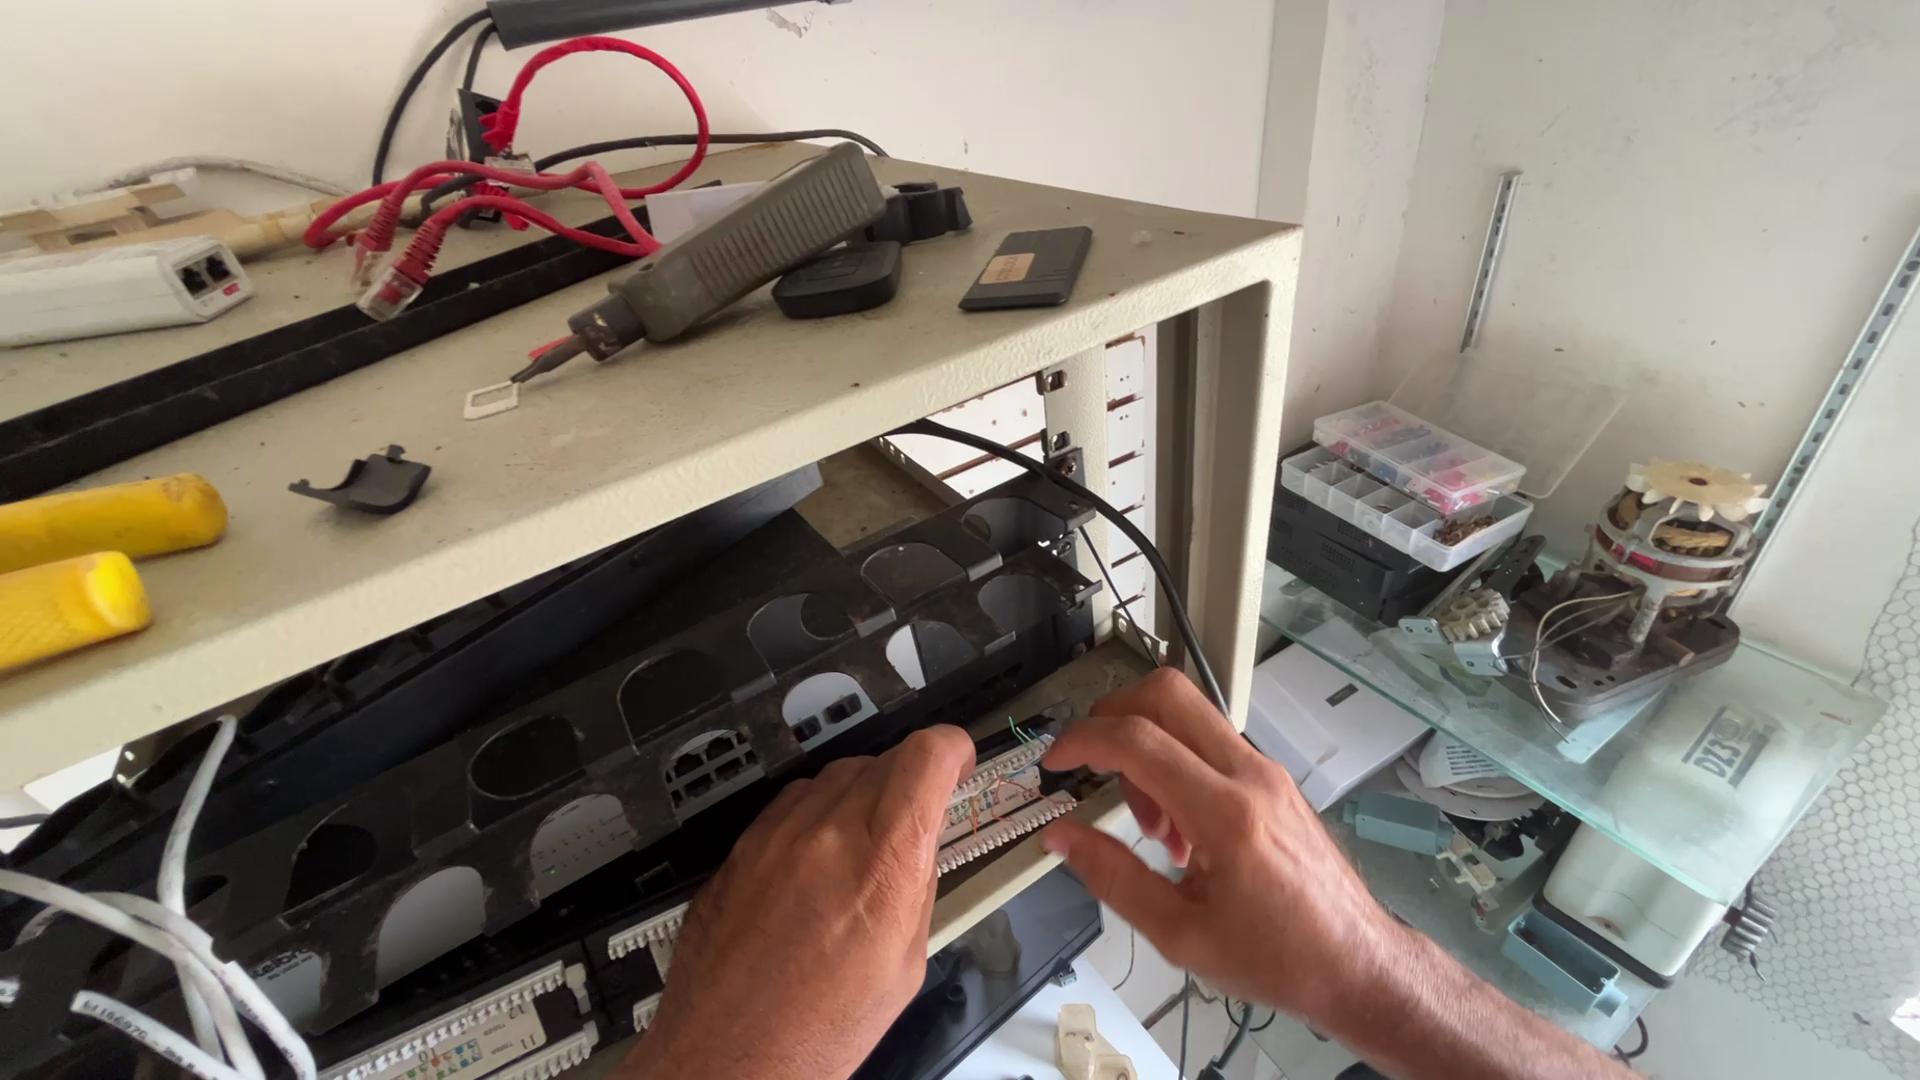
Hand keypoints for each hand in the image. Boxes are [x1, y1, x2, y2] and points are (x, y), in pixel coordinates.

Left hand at [619, 726, 975, 1079]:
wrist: (726, 1059)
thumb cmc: (816, 1030)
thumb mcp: (905, 963)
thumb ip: (918, 881)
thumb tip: (922, 837)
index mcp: (883, 864)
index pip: (926, 756)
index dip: (951, 747)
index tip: (954, 760)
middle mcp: (830, 833)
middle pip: (887, 757)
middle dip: (910, 781)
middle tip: (910, 819)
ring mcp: (779, 832)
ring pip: (841, 772)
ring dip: (863, 795)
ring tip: (859, 848)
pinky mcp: (745, 842)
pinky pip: (797, 797)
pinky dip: (820, 813)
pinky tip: (818, 857)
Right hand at [1043, 670, 1631, 1079]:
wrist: (1360, 965)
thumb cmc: (1280, 958)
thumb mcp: (1179, 934)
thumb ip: (1111, 876)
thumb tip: (1060, 836)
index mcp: (1227, 815)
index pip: (1137, 741)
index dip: (1082, 741)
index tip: (1056, 762)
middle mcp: (1249, 774)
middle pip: (1166, 692)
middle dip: (1111, 711)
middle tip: (1091, 757)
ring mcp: (1264, 768)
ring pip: (1186, 710)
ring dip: (1145, 742)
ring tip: (1147, 819)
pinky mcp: (1270, 774)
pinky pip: (1207, 739)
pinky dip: (1173, 759)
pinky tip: (1176, 823)